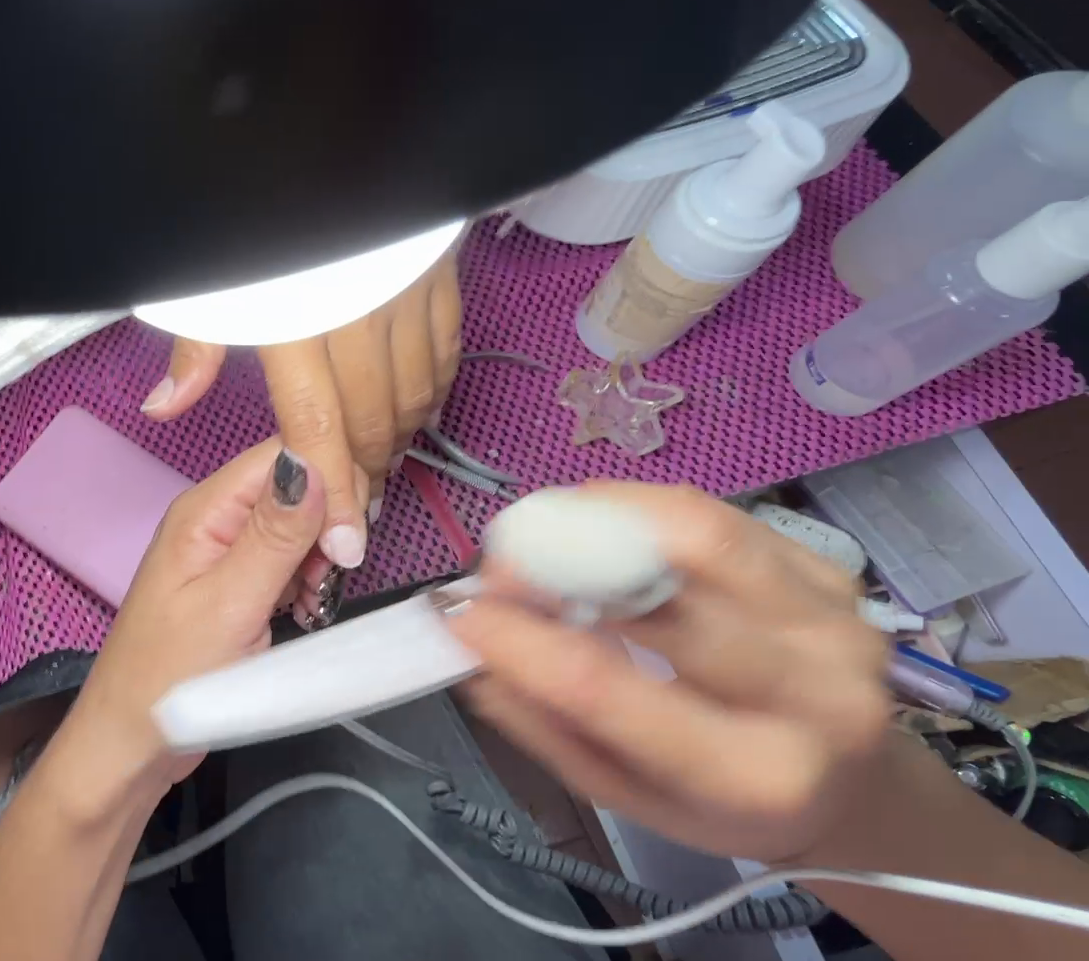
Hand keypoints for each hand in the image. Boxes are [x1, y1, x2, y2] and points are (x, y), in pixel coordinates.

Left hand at [62, 440, 328, 792]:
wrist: (134, 741)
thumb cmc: (172, 674)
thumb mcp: (230, 604)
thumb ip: (274, 534)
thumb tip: (311, 460)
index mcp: (205, 508)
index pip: (282, 453)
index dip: (328, 480)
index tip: (349, 538)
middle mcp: (216, 516)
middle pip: (296, 485)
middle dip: (328, 525)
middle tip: (329, 576)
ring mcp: (227, 550)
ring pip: (299, 526)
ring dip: (320, 559)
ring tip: (312, 601)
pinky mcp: (239, 582)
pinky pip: (289, 561)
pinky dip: (307, 582)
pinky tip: (304, 611)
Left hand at [141, 253, 462, 591]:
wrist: (309, 140)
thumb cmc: (254, 224)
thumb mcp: (214, 283)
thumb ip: (195, 352)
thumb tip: (162, 409)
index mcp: (295, 323)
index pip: (317, 425)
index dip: (334, 491)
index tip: (349, 544)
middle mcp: (356, 314)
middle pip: (369, 419)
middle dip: (364, 474)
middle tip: (355, 512)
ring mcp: (402, 294)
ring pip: (413, 395)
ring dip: (397, 441)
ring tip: (377, 472)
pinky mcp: (434, 279)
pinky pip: (443, 357)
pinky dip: (429, 396)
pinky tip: (409, 416)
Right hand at [453, 483, 891, 863]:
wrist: (853, 786)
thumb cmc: (716, 800)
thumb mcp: (618, 790)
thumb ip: (538, 720)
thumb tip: (467, 647)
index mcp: (753, 775)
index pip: (603, 686)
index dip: (515, 638)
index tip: (456, 612)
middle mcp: (815, 693)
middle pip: (659, 590)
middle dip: (548, 563)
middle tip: (495, 570)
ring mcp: (833, 621)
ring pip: (691, 530)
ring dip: (589, 520)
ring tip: (541, 540)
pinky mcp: (829, 572)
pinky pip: (709, 513)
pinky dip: (632, 509)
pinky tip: (598, 531)